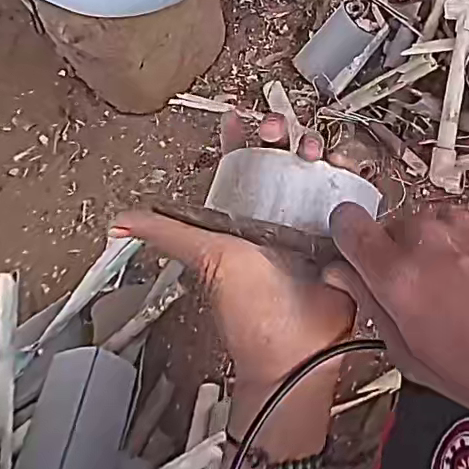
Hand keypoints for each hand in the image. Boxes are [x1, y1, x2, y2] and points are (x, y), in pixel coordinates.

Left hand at [110, 113, 353, 387]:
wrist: (294, 349)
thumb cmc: (248, 310)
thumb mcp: (205, 258)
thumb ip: (168, 234)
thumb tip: (118, 222)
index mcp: (246, 213)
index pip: (241, 163)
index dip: (240, 138)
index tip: (238, 119)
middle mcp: (280, 211)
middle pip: (282, 157)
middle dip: (280, 133)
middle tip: (277, 130)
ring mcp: (313, 219)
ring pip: (315, 168)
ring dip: (314, 148)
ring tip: (310, 150)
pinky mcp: (342, 230)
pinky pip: (348, 192)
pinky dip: (349, 172)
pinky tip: (344, 164)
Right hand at [323, 203, 468, 428]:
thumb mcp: (415, 358)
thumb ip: (371, 307)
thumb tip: (341, 274)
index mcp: (396, 275)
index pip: (346, 223)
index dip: (348, 238)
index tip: (358, 256)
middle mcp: (422, 236)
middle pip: (387, 229)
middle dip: (396, 255)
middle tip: (423, 293)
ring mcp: (458, 220)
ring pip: (424, 224)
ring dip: (431, 247)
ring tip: (463, 287)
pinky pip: (457, 221)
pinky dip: (463, 240)